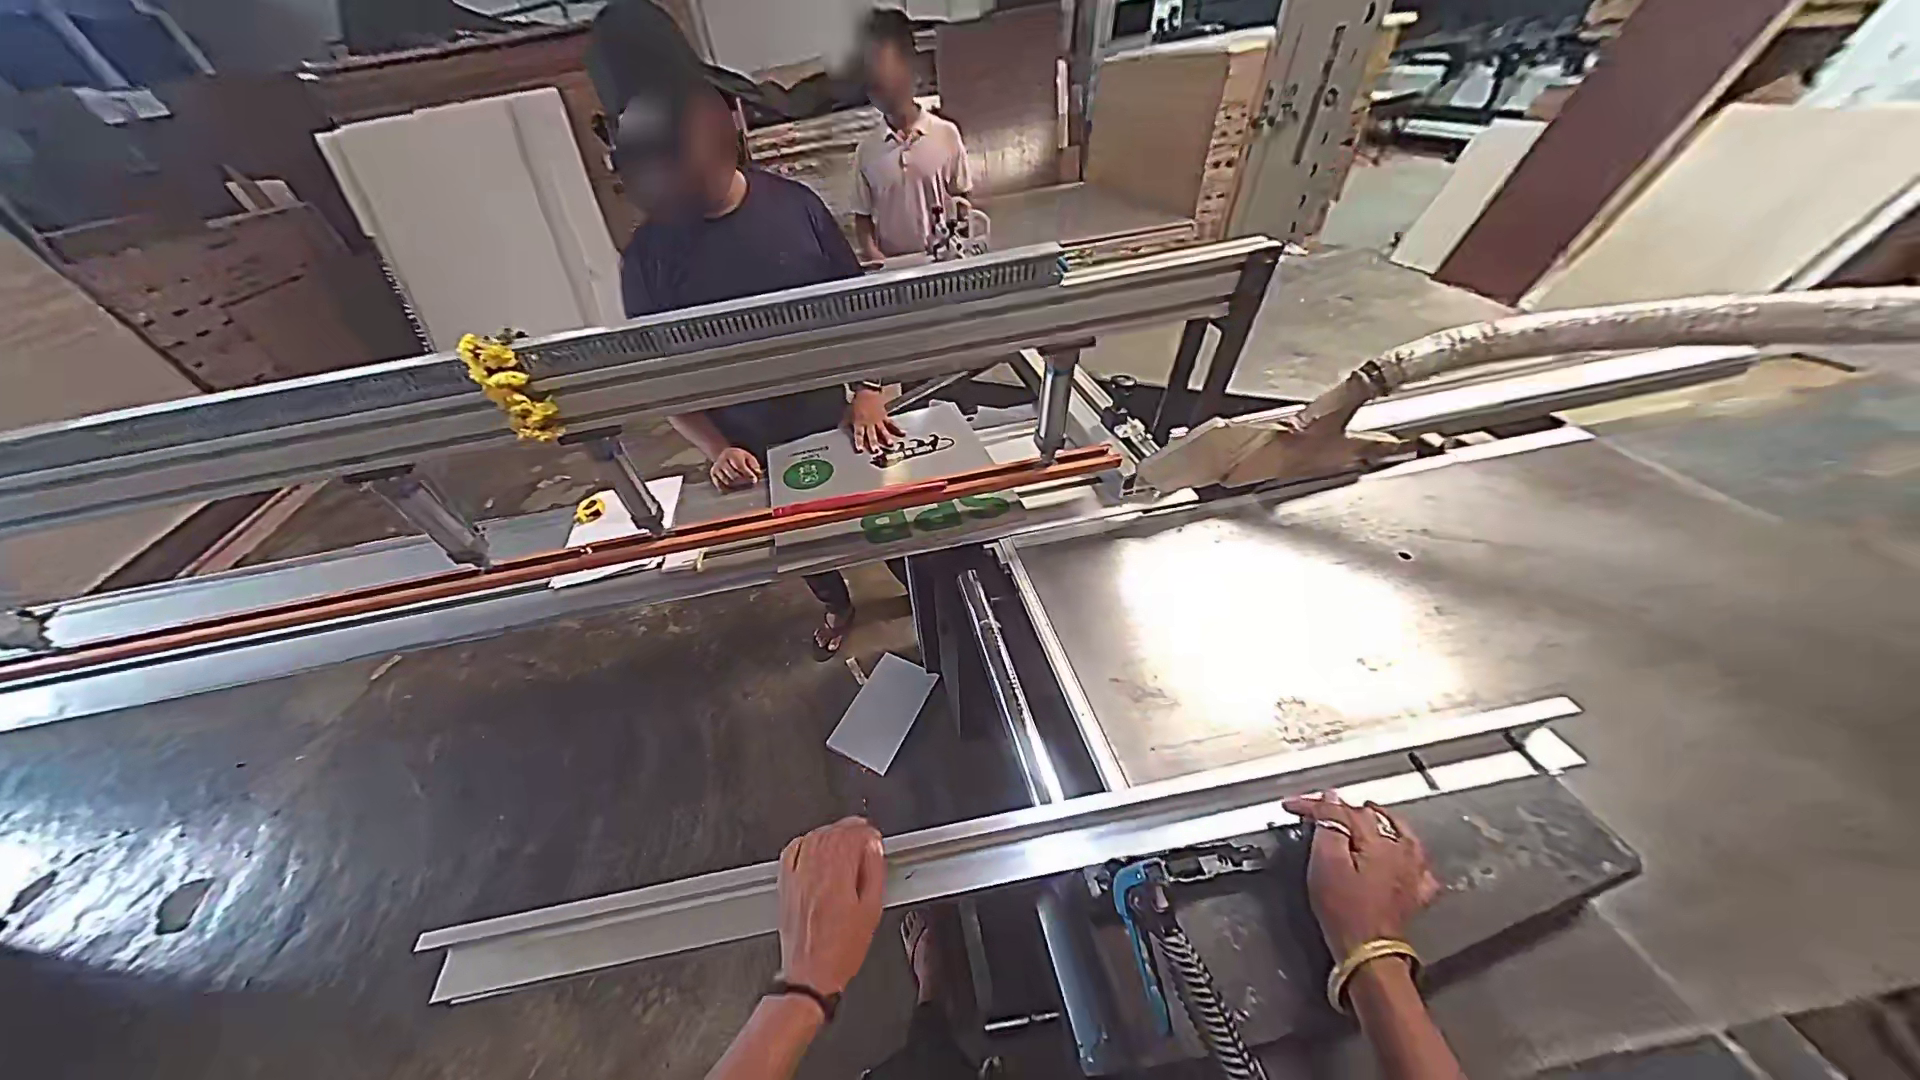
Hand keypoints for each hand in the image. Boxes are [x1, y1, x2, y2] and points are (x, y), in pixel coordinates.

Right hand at [710, 446, 762, 490]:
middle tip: (750, 484)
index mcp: (732, 454)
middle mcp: (722, 461)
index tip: (754, 480)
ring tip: (744, 486)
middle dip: (744, 482)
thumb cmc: (738, 458)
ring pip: (727, 482)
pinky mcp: (713, 475)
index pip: (740, 466)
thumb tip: (758, 473)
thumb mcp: (748, 457)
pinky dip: (728, 489)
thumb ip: (754, 465)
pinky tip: (735, 488)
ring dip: (737, 486)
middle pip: (734, 476)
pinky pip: (720, 486)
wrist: (723, 455)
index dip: (748, 475)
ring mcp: (716, 468)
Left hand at [777, 817, 887, 996]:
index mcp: (837, 877)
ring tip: (844, 838)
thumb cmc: (841, 950)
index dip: (867, 834)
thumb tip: (873, 848)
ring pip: (815, 837)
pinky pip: (793, 850)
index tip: (874, 839)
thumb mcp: (872, 911)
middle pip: (833, 832)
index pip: (852, 836)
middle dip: (851, 829)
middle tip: (864, 836)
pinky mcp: (786, 884)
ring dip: (831, 832)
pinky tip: (816, 845)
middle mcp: (815, 872)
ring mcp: (798, 877)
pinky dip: (806, 842)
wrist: (810, 976)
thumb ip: (875, 873)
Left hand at [846, 389, 902, 454]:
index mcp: (859, 422)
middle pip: (872, 435)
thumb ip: (847, 423)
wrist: (867, 389)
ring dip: (886, 438)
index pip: (859, 434)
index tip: (860, 450)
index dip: (859, 442)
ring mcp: (878, 420)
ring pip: (883, 430)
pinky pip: (892, 424)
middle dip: (874, 443)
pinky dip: (898, 429)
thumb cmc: (857, 402)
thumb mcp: (848, 412)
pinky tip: (903, 434)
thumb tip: (842, 429)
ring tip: (890, 445)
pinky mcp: (885, 417)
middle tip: (876, 451)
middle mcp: (869, 423)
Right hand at [1282, 793, 1440, 957]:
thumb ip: (1329, 825)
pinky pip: (1418, 865)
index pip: (1342, 811)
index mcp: (1378, 843)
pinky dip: (1408, 853)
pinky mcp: (1415, 894)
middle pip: (1370, 818)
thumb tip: (1331, 798)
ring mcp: (1412, 874)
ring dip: (1381, 820)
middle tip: (1317, 808)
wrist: (1367, 952)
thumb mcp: (1325, 861)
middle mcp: (1401, 853)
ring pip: (1400, 834)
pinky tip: (1403, 852)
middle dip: (1341, 809)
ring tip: (1366, 812)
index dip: (1314, 805)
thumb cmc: (1343, 907)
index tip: (1291, 806)